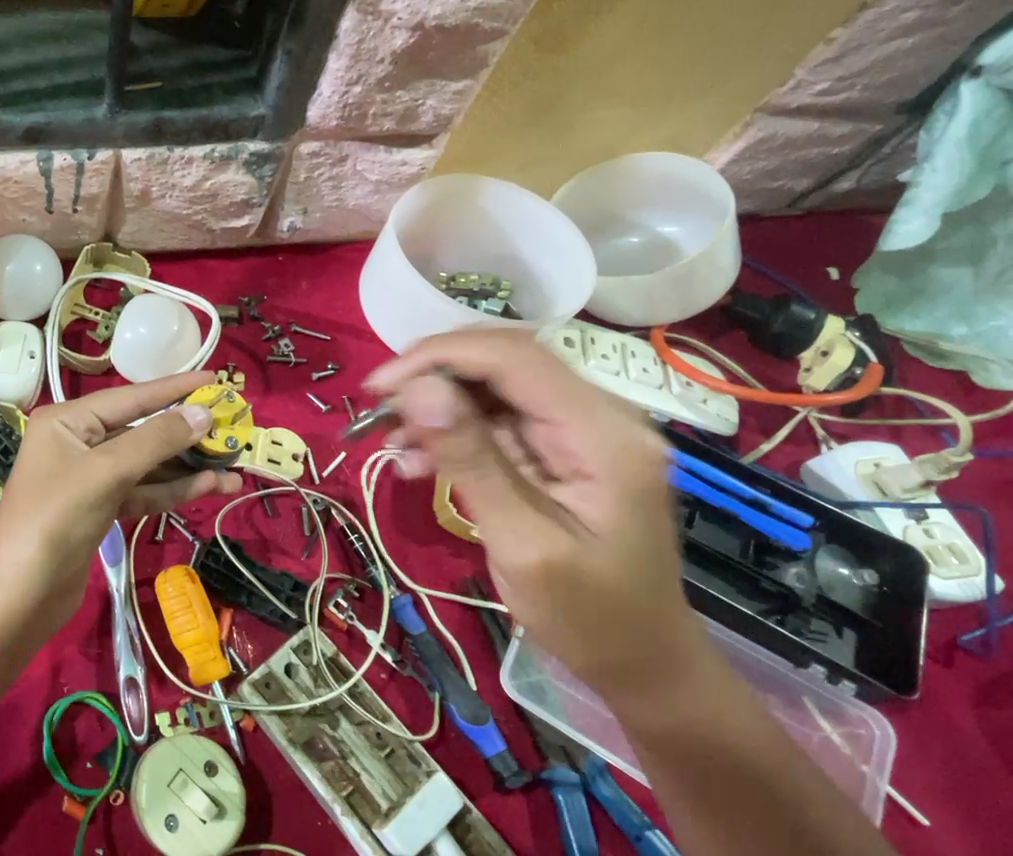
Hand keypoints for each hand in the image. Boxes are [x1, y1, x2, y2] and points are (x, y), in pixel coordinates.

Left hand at [0, 372, 244, 622]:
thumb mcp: (107, 472)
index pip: (130, 397)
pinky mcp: (98, 511)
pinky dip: (172, 491)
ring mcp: (87, 479)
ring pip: (146, 465)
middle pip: (140, 431)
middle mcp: (76, 443)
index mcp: (67, 421)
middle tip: (234, 431)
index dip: (174, 389)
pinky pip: (141, 491)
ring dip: (187, 468)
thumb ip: (156, 440)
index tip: (216, 380)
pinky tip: (207, 488)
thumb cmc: (56, 518)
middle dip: (186, 434)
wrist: (21, 594)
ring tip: (234, 471)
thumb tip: (202, 412)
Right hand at [369, 330, 710, 705]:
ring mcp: (582, 431)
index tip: (376, 389)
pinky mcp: (564, 449)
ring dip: (436, 406)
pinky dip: (453, 432)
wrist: (643, 663)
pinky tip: (419, 462)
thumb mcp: (521, 543)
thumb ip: (472, 459)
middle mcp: (599, 415)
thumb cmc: (588, 616)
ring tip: (392, 444)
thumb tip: (417, 388)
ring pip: (494, 386)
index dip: (437, 358)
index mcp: (602, 433)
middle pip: (503, 362)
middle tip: (377, 412)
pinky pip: (499, 419)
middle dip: (432, 377)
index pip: (512, 357)